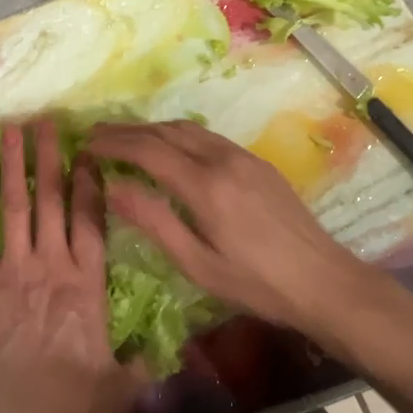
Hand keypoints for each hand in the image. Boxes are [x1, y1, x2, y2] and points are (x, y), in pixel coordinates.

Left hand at [0, 121, 142, 412]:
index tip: (89, 149)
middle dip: (49, 157)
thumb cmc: (75, 400)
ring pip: (15, 207)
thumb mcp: (122, 384)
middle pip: (52, 200)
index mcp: (86, 280)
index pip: (90, 219)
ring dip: (11, 166)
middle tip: (45, 120)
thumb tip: (163, 357)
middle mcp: (51, 263)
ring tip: (9, 129)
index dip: (90, 181)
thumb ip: (141, 363)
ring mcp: (13, 270)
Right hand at [87, 120, 382, 337]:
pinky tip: (169, 147)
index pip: (147, 150)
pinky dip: (176, 134)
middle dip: (126, 130)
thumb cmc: (258, 284)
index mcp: (205, 186)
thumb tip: (114, 187)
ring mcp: (242, 156)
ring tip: (125, 137)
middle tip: (96, 134)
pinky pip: (206, 136)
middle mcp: (221, 159)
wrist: (326, 282)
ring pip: (186, 129)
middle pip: (164, 132)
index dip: (113, 143)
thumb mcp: (199, 265)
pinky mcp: (256, 162)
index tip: (86, 143)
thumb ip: (155, 222)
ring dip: (151, 128)